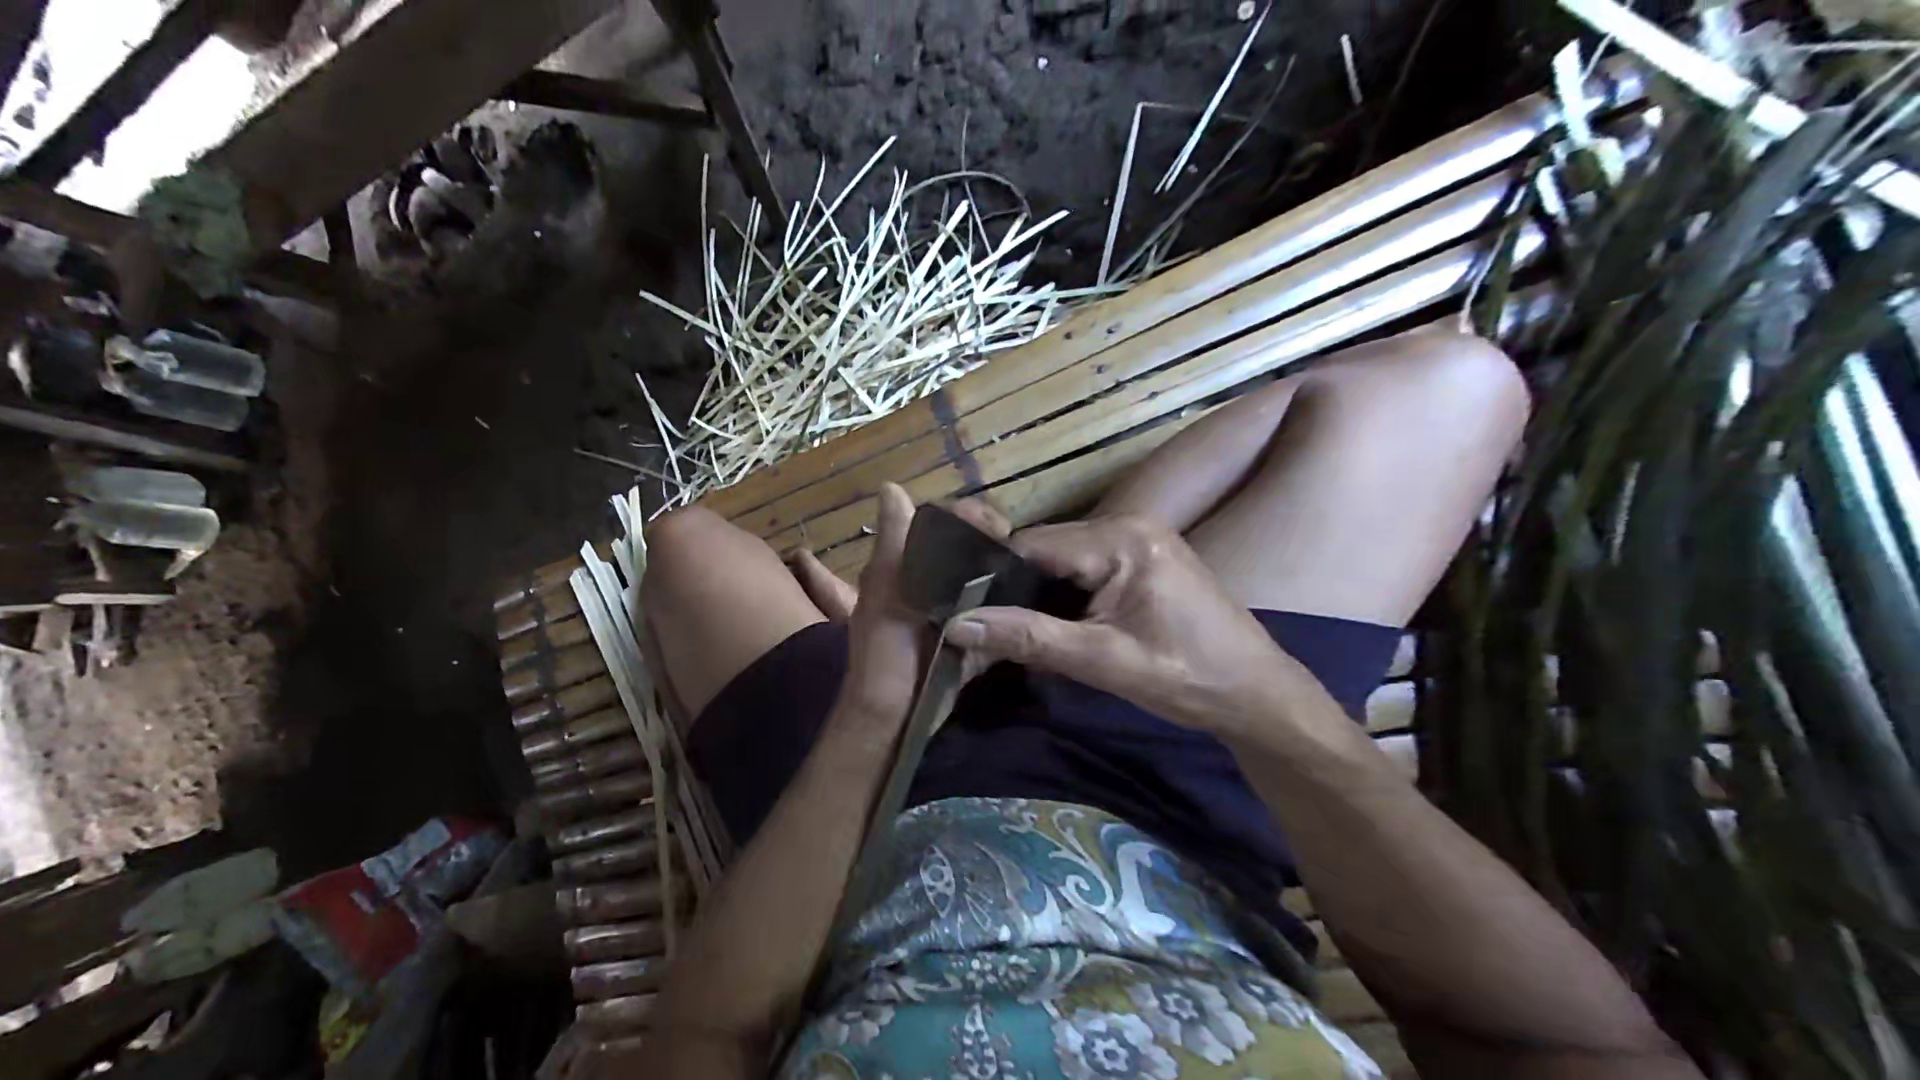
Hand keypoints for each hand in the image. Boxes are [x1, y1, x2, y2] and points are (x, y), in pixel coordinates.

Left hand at [827, 488, 1013, 724]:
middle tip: (1016, 545)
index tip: (997, 524)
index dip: (968, 517)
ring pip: (984, 579)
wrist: (894, 717)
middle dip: (992, 540)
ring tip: (1029, 566)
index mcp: (906, 567)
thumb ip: (894, 542)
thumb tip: (892, 486)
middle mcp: (929, 584)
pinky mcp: (971, 639)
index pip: (941, 525)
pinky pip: (995, 616)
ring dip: (1005, 569)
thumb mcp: (886, 591)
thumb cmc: (884, 651)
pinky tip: (1032, 596)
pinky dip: (1010, 606)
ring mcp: (952, 613)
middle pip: (967, 549)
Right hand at [942, 514, 1316, 738]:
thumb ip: (1029, 638)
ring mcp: (1137, 538)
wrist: (1256, 695)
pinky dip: (1061, 594)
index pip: (1032, 544)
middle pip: (1044, 548)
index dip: (992, 577)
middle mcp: (1127, 523)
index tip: (960, 612)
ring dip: (1036, 594)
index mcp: (1121, 538)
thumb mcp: (1103, 662)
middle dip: (1013, 588)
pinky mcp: (1140, 557)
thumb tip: (957, 626)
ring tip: (1007, 630)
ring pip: (1060, 558)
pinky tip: (1046, 624)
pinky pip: (1083, 566)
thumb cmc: (1187, 678)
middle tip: (981, 630)